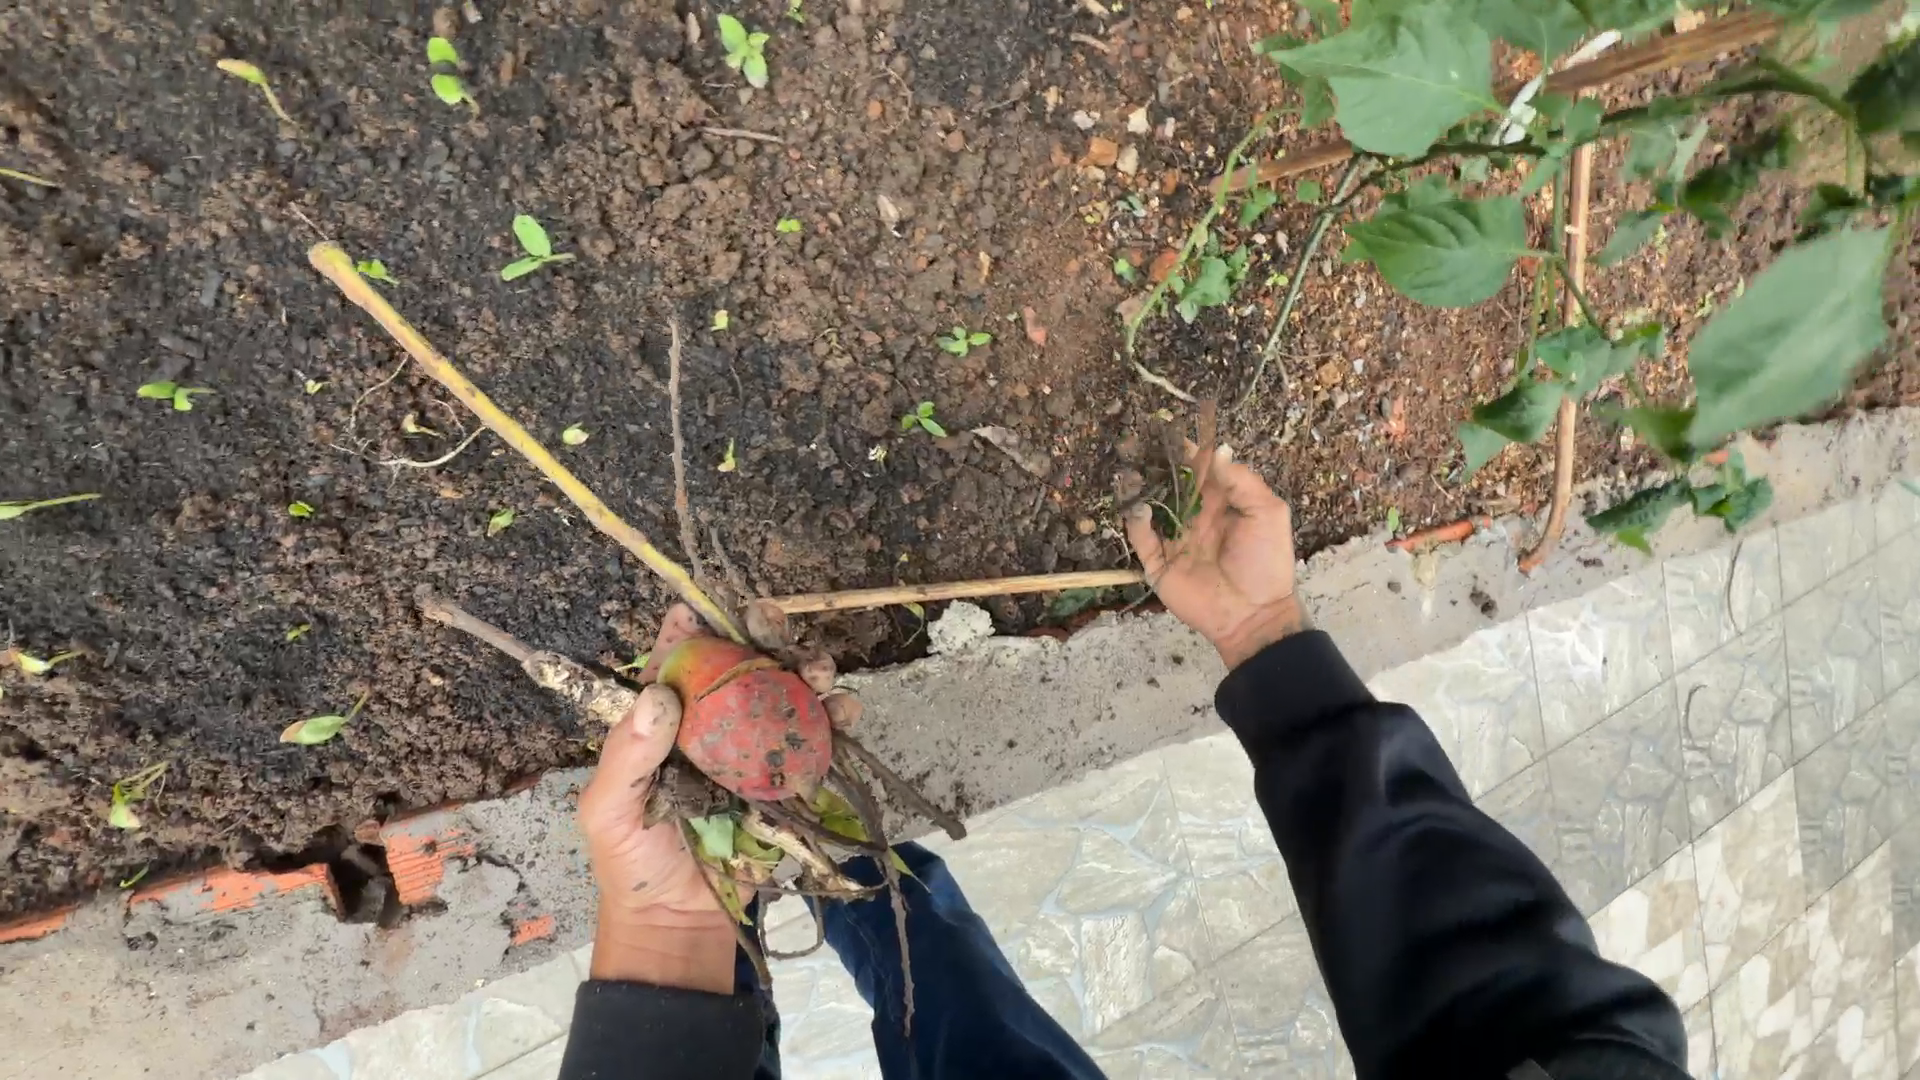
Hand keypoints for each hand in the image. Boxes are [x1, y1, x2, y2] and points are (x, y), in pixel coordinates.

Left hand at [576, 603, 860, 990]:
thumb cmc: (633, 861)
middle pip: (747, 660)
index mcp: (669, 717)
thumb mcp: (608, 811)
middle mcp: (719, 718)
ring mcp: (761, 742)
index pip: (681, 657)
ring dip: (810, 666)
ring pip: (791, 687)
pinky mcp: (794, 771)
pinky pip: (822, 735)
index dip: (692, 626)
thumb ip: (626, 756)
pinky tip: (846, 709)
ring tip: (820, 668)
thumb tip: (659, 695)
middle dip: (764, 632)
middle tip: (773, 620)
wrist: (682, 921)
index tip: (703, 610)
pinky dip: (839, 716)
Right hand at [1124, 445, 1308, 669]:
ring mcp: (1174, 540)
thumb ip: (1241, 482)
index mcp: (1221, 504)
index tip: (1173, 430)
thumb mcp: (1267, 514)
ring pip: (1150, 508)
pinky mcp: (1158, 563)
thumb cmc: (1266, 562)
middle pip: (1170, 485)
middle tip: (1138, 442)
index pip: (1201, 471)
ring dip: (1139, 488)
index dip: (1188, 451)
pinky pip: (1141, 538)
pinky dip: (1136, 521)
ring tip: (1130, 469)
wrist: (1253, 614)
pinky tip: (1139, 506)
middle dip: (1156, 465)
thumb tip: (1217, 448)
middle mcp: (1194, 518)